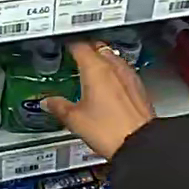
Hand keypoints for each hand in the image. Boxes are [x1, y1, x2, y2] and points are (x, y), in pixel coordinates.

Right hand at [42, 40, 155, 159]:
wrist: (140, 143)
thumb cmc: (110, 130)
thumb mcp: (74, 119)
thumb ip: (58, 106)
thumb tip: (49, 102)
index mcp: (95, 69)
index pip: (80, 46)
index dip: (70, 45)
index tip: (64, 47)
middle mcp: (114, 68)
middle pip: (99, 48)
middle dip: (87, 49)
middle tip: (77, 55)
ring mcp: (129, 77)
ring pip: (114, 58)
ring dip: (103, 59)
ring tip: (93, 69)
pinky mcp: (139, 89)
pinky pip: (125, 72)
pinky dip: (115, 73)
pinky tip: (111, 86)